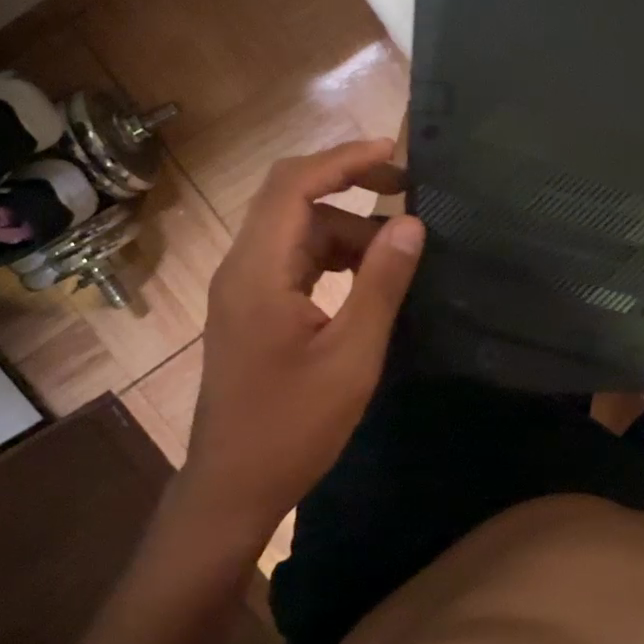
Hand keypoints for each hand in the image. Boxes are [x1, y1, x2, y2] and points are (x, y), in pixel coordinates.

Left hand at [183, 139, 425, 527]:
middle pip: (292, 200)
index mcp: (258, 271)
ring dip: (347, 231)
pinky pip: (294, 262)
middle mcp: (242, 268)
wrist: (232, 487)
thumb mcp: (351, 356)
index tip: (395, 156)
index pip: (293, 185)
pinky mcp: (252, 311)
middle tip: (407, 195)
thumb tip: (411, 223)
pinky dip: (333, 258)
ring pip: (297, 233)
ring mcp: (244, 290)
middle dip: (349, 187)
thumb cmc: (292, 427)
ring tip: (399, 253)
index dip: (343, 160)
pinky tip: (368, 279)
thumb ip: (381, 284)